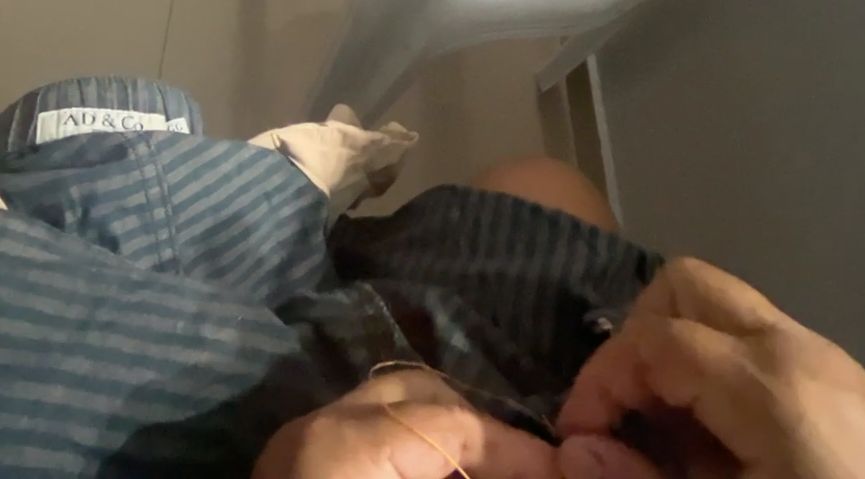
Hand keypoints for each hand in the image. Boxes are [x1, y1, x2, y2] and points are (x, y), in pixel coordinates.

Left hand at [254, 368, 560, 478]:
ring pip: (395, 404)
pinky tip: (441, 477)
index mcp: (346, 449)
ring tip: (489, 473)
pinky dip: (412, 449)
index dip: (514, 450)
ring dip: (449, 435)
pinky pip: (370, 430)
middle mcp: (322, 423)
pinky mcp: (299, 459)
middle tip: (526, 470)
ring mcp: (304, 439)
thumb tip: (542, 472)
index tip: (565, 469)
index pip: (449, 424)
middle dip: (481, 431)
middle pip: (422, 394)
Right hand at [556, 257, 864, 478]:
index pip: (654, 339)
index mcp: (769, 385)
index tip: (579, 434)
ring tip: (671, 430)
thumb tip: (574, 449)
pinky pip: (757, 341)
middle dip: (638, 334)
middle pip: (687, 284)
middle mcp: (797, 348)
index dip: (601, 379)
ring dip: (677, 348)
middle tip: (627, 408)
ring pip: (722, 307)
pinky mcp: (847, 382)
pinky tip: (723, 441)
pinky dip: (717, 368)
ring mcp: (829, 359)